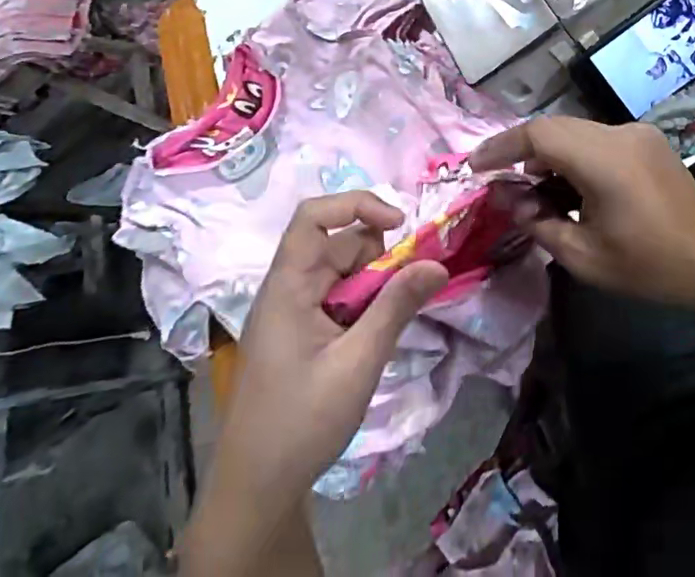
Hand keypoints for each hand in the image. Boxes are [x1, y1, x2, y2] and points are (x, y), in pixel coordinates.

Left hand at [223, 191, 447, 483]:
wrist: (257, 488)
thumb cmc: (301, 422)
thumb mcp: (358, 362)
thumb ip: (397, 307)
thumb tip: (437, 262)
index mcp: (288, 287)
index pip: (313, 217)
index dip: (357, 205)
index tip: (399, 226)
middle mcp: (288, 290)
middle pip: (339, 244)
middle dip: (380, 258)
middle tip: (406, 294)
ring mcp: (293, 312)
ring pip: (344, 272)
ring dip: (376, 286)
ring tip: (388, 325)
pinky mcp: (302, 333)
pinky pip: (340, 299)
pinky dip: (366, 306)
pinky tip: (374, 338)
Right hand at [469, 117, 694, 306]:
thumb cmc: (646, 264)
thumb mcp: (582, 254)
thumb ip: (538, 220)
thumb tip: (507, 198)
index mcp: (604, 160)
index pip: (539, 134)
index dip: (502, 146)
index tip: (476, 167)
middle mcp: (620, 134)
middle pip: (556, 128)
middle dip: (523, 151)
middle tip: (499, 181)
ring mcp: (637, 133)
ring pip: (577, 132)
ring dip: (550, 154)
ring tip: (533, 190)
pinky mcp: (647, 141)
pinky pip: (599, 140)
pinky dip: (575, 156)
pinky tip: (569, 186)